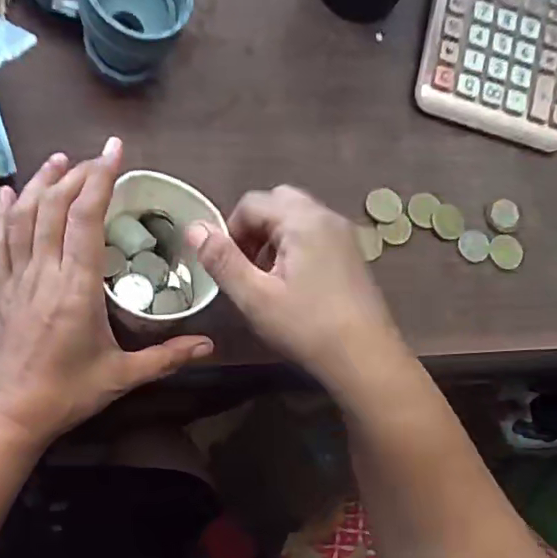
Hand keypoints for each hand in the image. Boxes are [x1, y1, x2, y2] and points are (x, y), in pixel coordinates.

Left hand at [0, 138, 213, 447]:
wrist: (14, 414)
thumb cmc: (68, 395)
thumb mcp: (121, 377)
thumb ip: (165, 357)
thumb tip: (209, 345)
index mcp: (76, 289)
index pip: (85, 219)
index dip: (99, 179)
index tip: (114, 151)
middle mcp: (44, 275)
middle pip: (54, 209)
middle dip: (74, 176)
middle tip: (95, 161)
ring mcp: (17, 282)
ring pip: (24, 219)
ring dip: (40, 185)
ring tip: (57, 161)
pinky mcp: (1, 292)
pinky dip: (4, 215)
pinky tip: (10, 195)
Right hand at [187, 186, 408, 393]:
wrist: (363, 354)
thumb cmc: (305, 326)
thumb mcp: (254, 297)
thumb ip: (222, 260)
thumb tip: (194, 228)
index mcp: (301, 220)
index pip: (251, 203)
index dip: (229, 230)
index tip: (225, 266)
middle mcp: (325, 216)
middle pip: (277, 203)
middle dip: (252, 230)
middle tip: (244, 269)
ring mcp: (342, 234)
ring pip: (296, 219)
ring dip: (271, 240)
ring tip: (264, 281)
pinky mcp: (350, 254)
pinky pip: (313, 235)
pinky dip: (293, 249)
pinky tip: (290, 286)